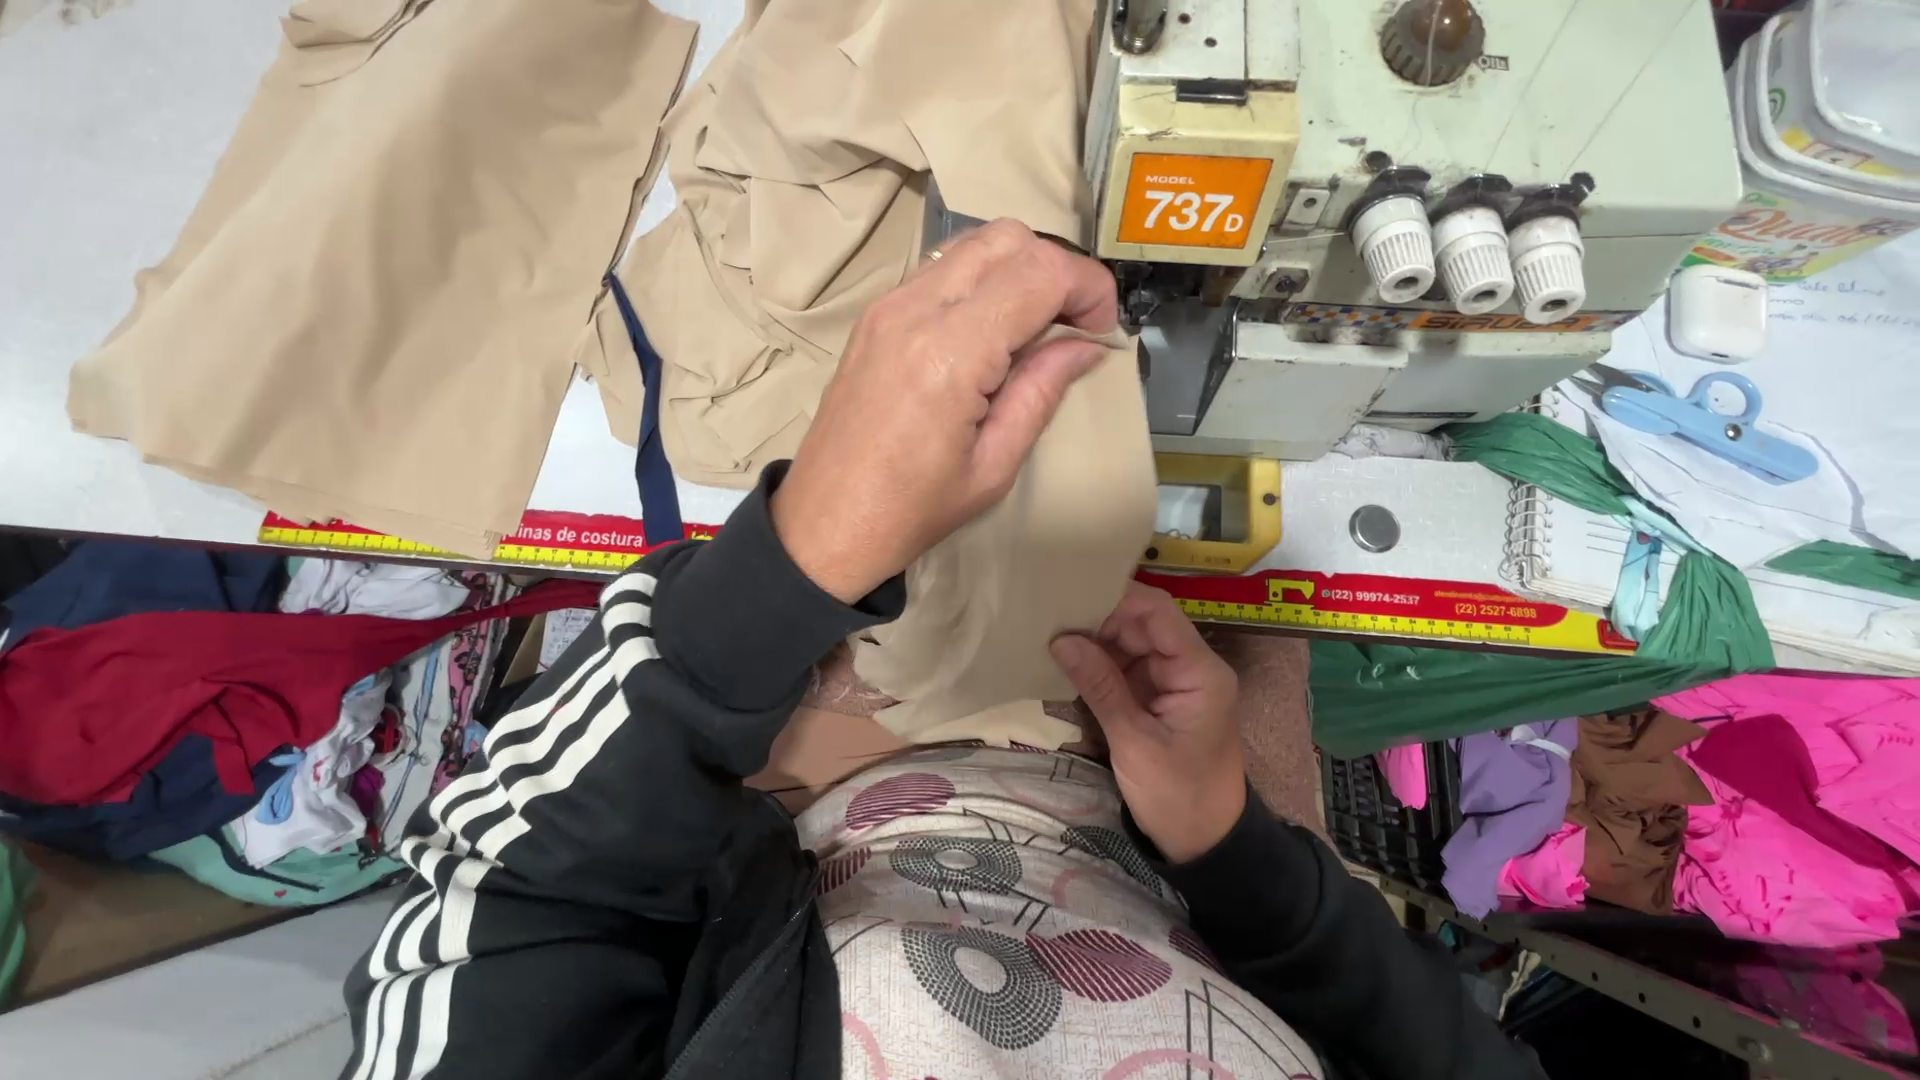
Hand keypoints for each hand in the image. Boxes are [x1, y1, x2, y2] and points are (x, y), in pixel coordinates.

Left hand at [770, 218, 1118, 601]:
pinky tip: (991, 329)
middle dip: (1056, 268)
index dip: (1087, 286)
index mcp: (950, 352)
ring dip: (1018, 268)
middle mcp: (915, 310)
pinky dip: (980, 280)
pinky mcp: (873, 317)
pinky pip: (940, 269)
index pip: (1039, 271)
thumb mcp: (994, 464)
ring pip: (971, 244)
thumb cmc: (912, 510)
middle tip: (1074, 324)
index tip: (1102, 328)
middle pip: (1007, 238)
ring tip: (1036, 325)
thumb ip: (1042, 391)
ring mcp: (887, 307)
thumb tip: (1086, 346)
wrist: (826, 523)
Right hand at [1050, 583, 1246, 863]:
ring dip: (1094, 641)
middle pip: (1141, 623)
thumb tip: (1061, 639)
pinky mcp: (1157, 698)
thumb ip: (1100, 686)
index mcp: (1199, 671)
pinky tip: (1065, 660)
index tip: (1069, 598)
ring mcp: (1173, 681)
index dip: (1116, 599)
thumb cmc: (1178, 795)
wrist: (1206, 844)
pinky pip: (1126, 668)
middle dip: (1097, 620)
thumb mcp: (1134, 742)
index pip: (1158, 612)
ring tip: (1048, 635)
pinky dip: (1098, 665)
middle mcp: (1190, 666)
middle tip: (1048, 620)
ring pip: (1130, 643)